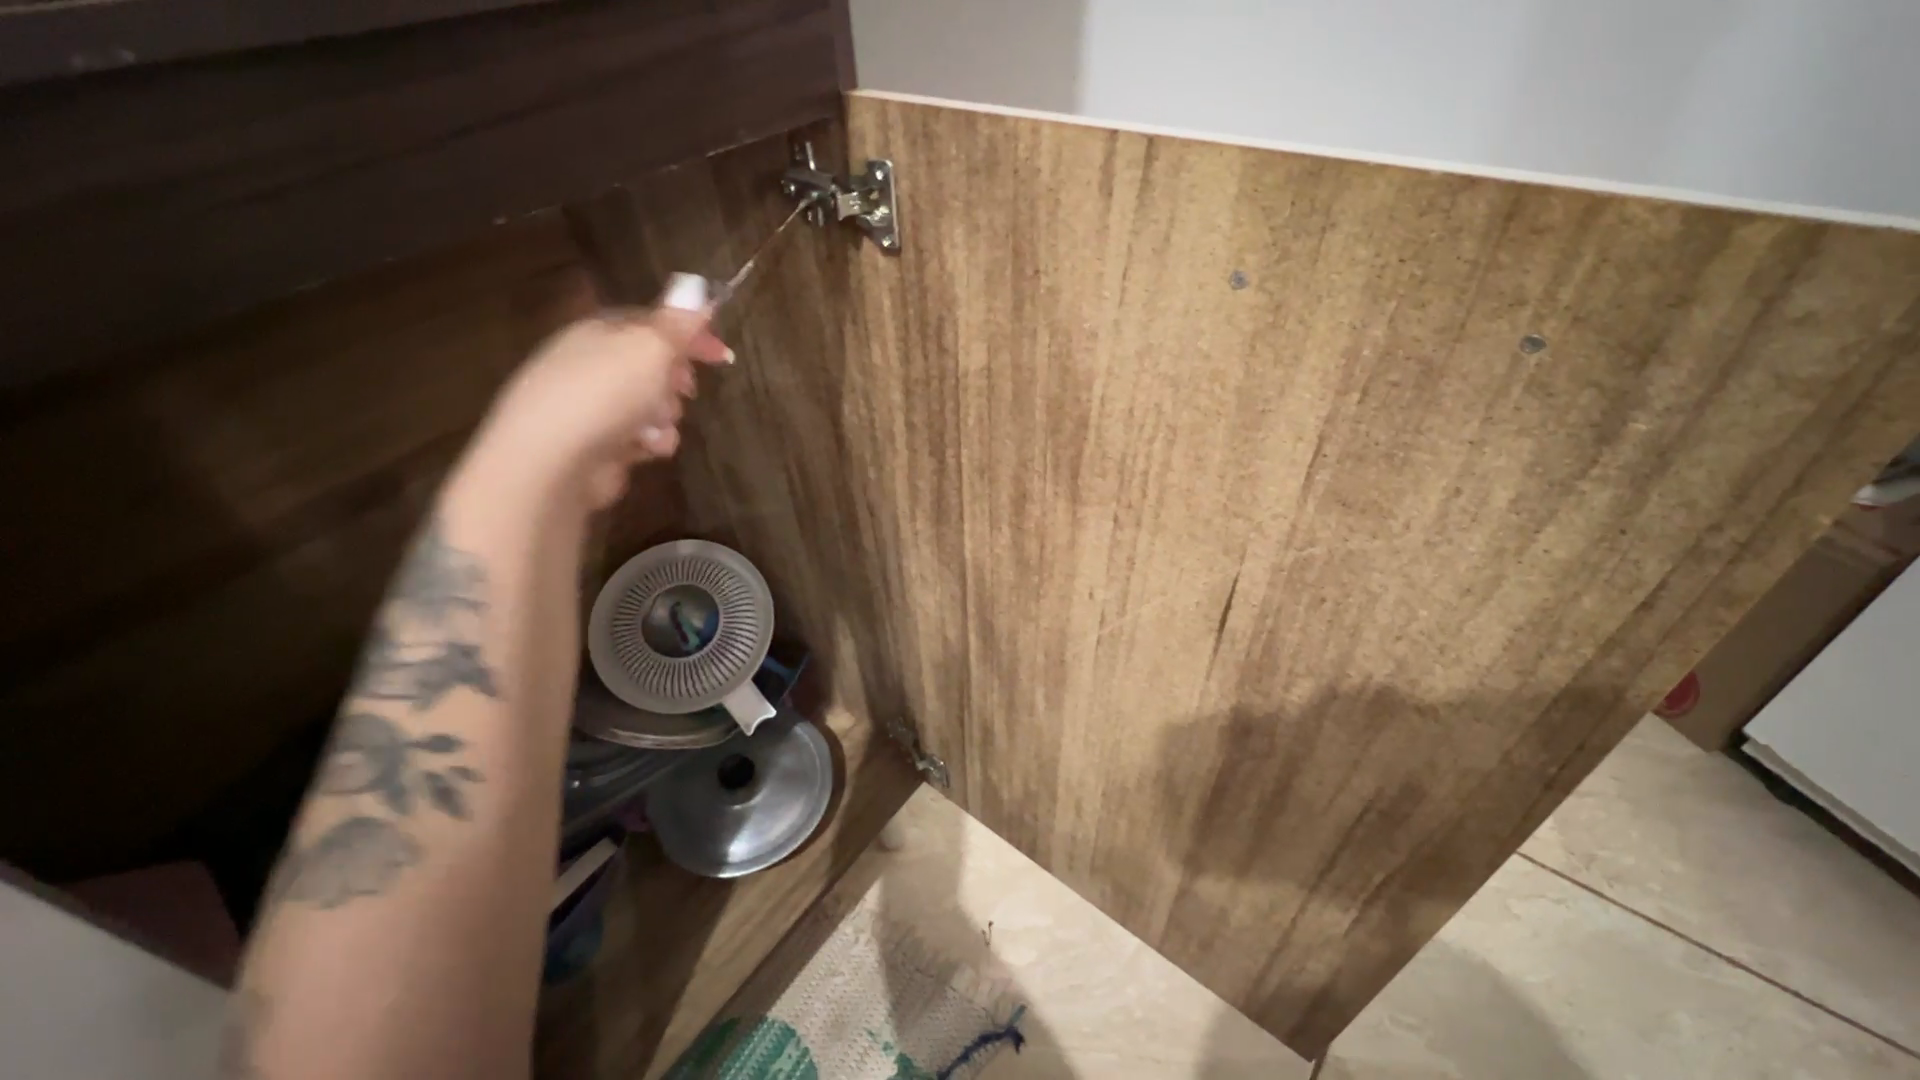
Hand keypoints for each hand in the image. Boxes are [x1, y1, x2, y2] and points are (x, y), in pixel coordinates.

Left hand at [482, 273, 732, 507]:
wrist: (550, 462)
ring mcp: (590, 406)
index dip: (690, 333)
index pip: (652, 321)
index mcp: (598, 331)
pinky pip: (638, 437)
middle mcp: (590, 363)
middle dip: (675, 379)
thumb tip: (695, 286)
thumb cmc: (603, 394)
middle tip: (685, 390)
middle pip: (652, 365)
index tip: (724, 354)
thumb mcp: (649, 348)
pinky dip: (649, 443)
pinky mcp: (596, 445)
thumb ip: (678, 321)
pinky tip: (646, 450)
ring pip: (650, 404)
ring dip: (665, 416)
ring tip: (658, 426)